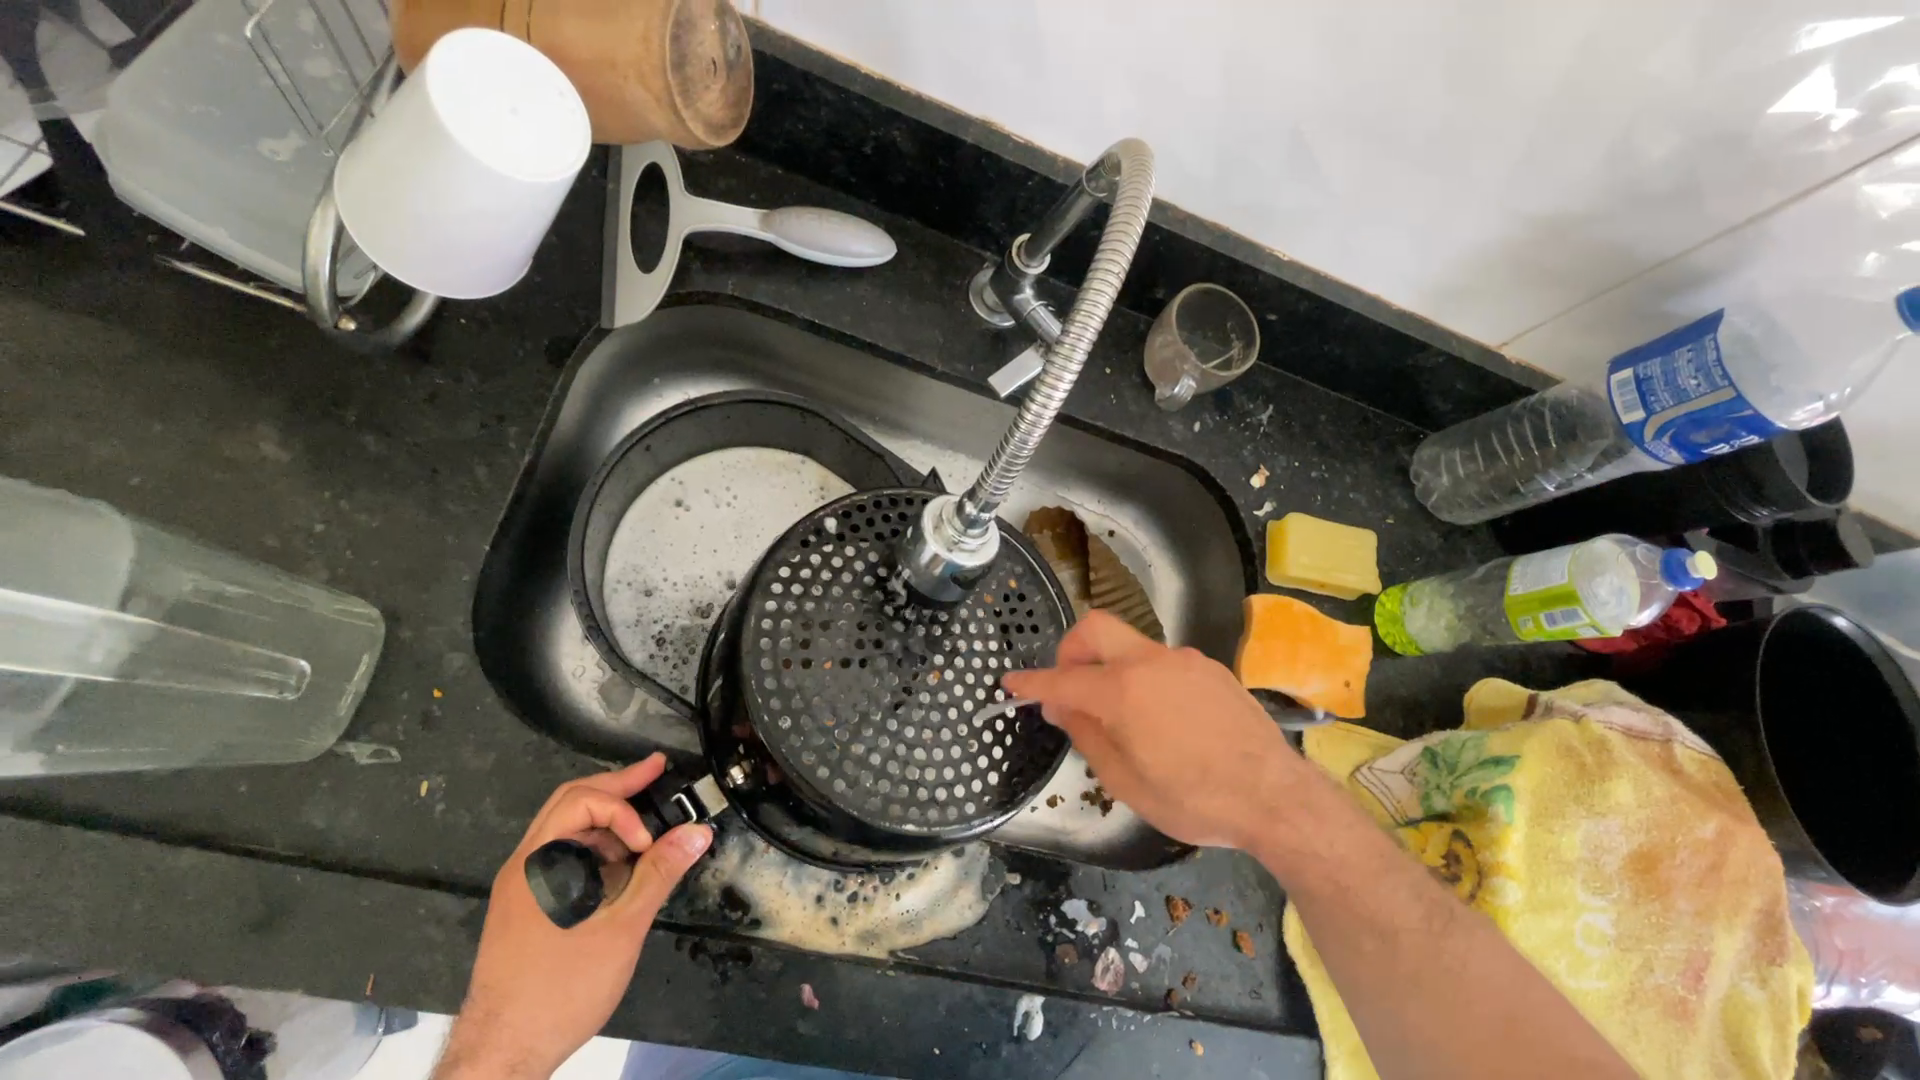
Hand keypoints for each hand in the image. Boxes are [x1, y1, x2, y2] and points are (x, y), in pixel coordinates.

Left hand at [432, 755, 712, 1079]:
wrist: (502, 1055)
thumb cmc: (561, 990)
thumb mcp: (621, 930)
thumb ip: (659, 874)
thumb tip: (697, 832)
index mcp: (537, 862)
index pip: (582, 803)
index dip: (624, 812)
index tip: (653, 841)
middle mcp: (524, 865)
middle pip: (569, 803)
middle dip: (617, 786)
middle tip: (657, 771)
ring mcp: (521, 887)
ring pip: (564, 829)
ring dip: (606, 818)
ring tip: (646, 823)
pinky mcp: (525, 908)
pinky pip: (561, 857)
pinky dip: (595, 847)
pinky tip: (621, 865)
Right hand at [1002, 611, 1301, 851]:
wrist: (1274, 796)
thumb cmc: (1193, 799)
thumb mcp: (1125, 781)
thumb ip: (1086, 736)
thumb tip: (1062, 708)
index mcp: (1122, 692)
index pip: (1062, 680)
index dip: (1030, 683)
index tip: (1010, 683)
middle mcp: (1151, 662)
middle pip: (1096, 628)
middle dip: (1071, 649)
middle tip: (1069, 687)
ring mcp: (1185, 661)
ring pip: (1132, 646)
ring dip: (1112, 669)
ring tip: (1122, 717)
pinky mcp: (1212, 669)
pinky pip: (1164, 663)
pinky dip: (1146, 679)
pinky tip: (1163, 720)